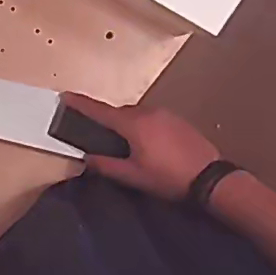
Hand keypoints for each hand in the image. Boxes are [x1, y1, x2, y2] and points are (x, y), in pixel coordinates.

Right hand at [59, 93, 219, 201]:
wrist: (210, 178)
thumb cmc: (169, 178)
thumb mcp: (133, 176)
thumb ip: (106, 165)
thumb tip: (86, 158)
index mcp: (133, 124)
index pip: (100, 110)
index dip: (81, 104)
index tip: (66, 96)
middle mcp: (147, 112)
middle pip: (118, 112)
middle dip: (107, 121)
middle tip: (99, 137)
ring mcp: (164, 113)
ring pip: (136, 114)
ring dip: (126, 125)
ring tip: (127, 147)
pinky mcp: (177, 119)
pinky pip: (151, 117)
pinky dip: (142, 126)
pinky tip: (148, 145)